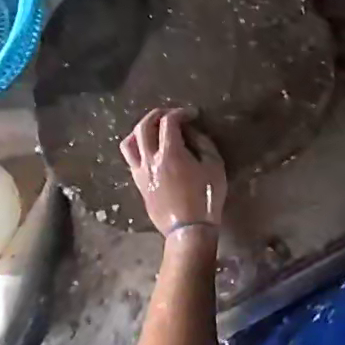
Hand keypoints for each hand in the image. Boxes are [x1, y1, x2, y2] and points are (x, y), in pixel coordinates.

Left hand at [119, 108, 226, 236]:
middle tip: (170, 114)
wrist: (188, 230)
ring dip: (140, 130)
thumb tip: (190, 132)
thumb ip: (203, 143)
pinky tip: (149, 150)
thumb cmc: (205, 198)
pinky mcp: (139, 184)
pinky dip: (137, 147)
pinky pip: (130, 159)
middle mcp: (150, 159)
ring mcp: (141, 172)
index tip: (192, 114)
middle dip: (156, 114)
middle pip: (143, 126)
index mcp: (170, 153)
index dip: (180, 113)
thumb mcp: (215, 166)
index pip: (169, 121)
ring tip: (153, 129)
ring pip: (129, 142)